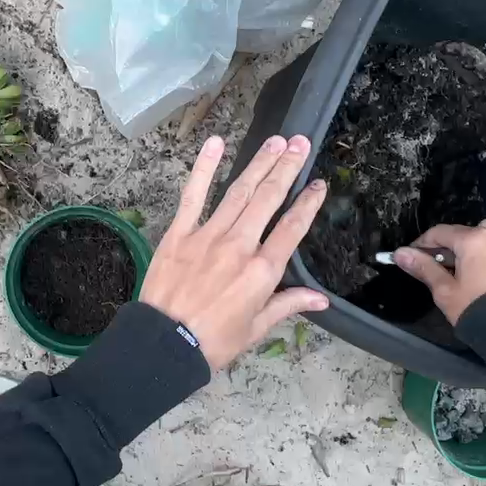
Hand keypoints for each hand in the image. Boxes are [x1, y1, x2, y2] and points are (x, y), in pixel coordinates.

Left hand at [141, 134, 330, 369]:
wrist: (165, 344)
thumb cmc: (213, 341)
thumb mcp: (256, 328)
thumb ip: (288, 305)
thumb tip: (321, 300)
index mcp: (262, 271)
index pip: (293, 227)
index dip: (309, 203)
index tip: (319, 184)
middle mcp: (239, 246)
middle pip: (269, 198)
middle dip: (287, 168)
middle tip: (301, 144)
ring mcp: (208, 236)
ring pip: (239, 191)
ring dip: (259, 163)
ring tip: (276, 141)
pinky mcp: (179, 234)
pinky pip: (193, 195)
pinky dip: (204, 168)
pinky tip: (216, 144)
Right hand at [392, 219, 485, 323]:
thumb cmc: (474, 309)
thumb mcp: (443, 290)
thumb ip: (423, 267)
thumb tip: (400, 253)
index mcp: (472, 240)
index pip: (440, 233)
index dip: (423, 244)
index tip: (413, 256)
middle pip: (469, 232)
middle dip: (453, 244)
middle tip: (442, 266)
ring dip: (485, 242)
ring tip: (476, 262)